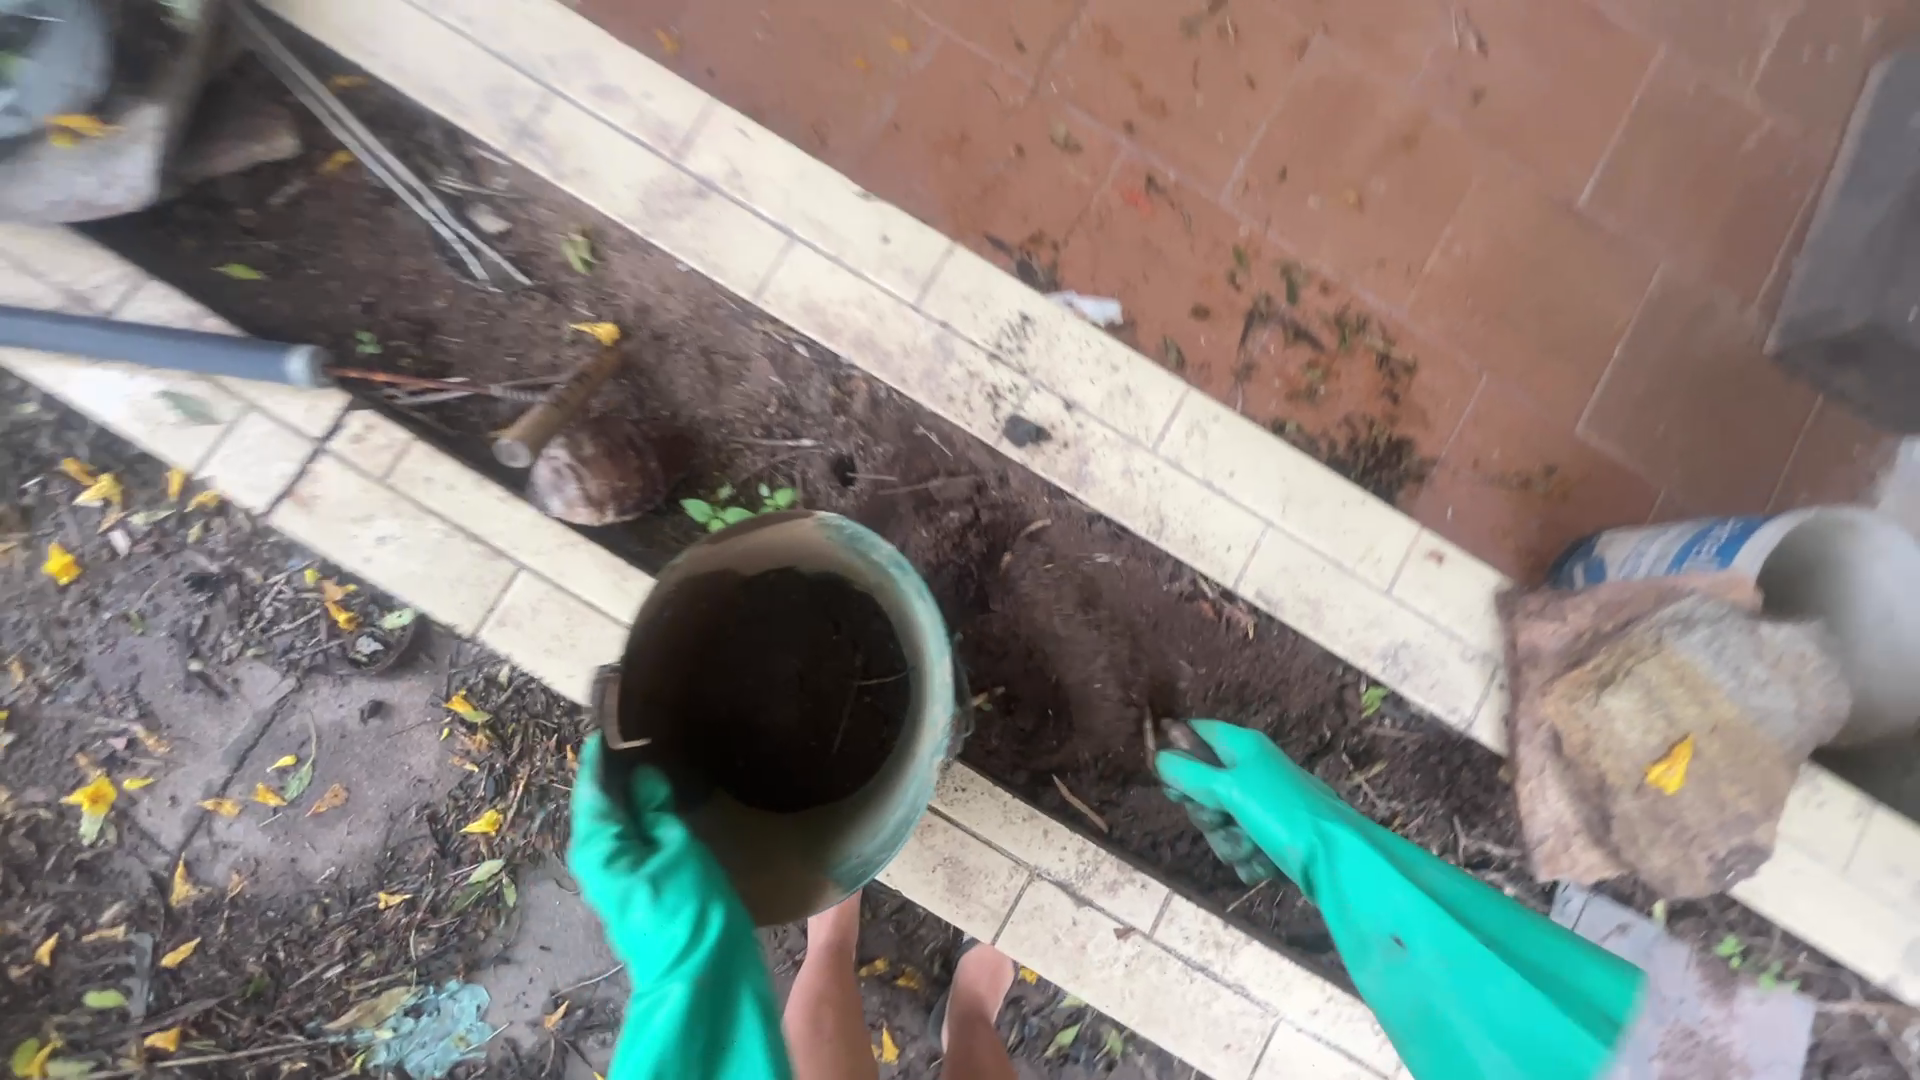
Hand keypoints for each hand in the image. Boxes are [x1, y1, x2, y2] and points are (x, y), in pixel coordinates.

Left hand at [568, 735, 792, 1079]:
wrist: (698, 972)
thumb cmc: (687, 905)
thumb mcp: (677, 847)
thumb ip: (655, 809)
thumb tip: (642, 777)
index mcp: (599, 845)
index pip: (591, 788)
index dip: (598, 754)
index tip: (610, 720)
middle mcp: (595, 859)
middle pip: (597, 804)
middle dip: (612, 769)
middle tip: (636, 732)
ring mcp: (612, 876)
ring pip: (612, 820)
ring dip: (627, 791)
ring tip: (651, 756)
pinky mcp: (632, 885)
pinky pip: (627, 836)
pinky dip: (638, 812)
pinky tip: (661, 797)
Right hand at [1152, 720, 1337, 884]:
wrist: (1341, 864)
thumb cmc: (1283, 814)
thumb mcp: (1229, 789)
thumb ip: (1188, 774)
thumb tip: (1158, 757)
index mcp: (1241, 747)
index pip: (1194, 733)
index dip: (1176, 754)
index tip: (1169, 781)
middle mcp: (1249, 771)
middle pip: (1200, 785)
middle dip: (1206, 811)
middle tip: (1222, 818)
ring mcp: (1260, 807)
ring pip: (1217, 822)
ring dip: (1229, 841)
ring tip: (1252, 846)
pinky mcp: (1269, 838)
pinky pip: (1238, 846)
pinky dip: (1248, 858)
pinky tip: (1264, 863)